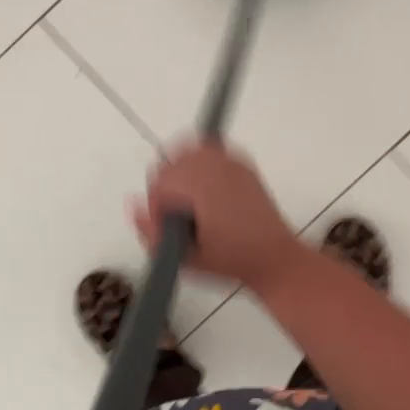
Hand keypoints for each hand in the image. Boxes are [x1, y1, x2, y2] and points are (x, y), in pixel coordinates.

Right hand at [130, 141, 308, 288]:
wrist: (275, 258)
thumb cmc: (231, 261)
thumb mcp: (185, 258)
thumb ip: (152, 233)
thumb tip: (134, 206)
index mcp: (201, 187)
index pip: (160, 181)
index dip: (156, 205)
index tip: (167, 226)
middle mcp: (216, 166)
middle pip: (172, 160)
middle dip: (167, 185)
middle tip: (177, 215)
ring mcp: (232, 162)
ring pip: (189, 149)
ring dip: (182, 171)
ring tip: (188, 200)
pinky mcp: (243, 164)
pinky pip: (211, 149)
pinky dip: (201, 161)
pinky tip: (204, 186)